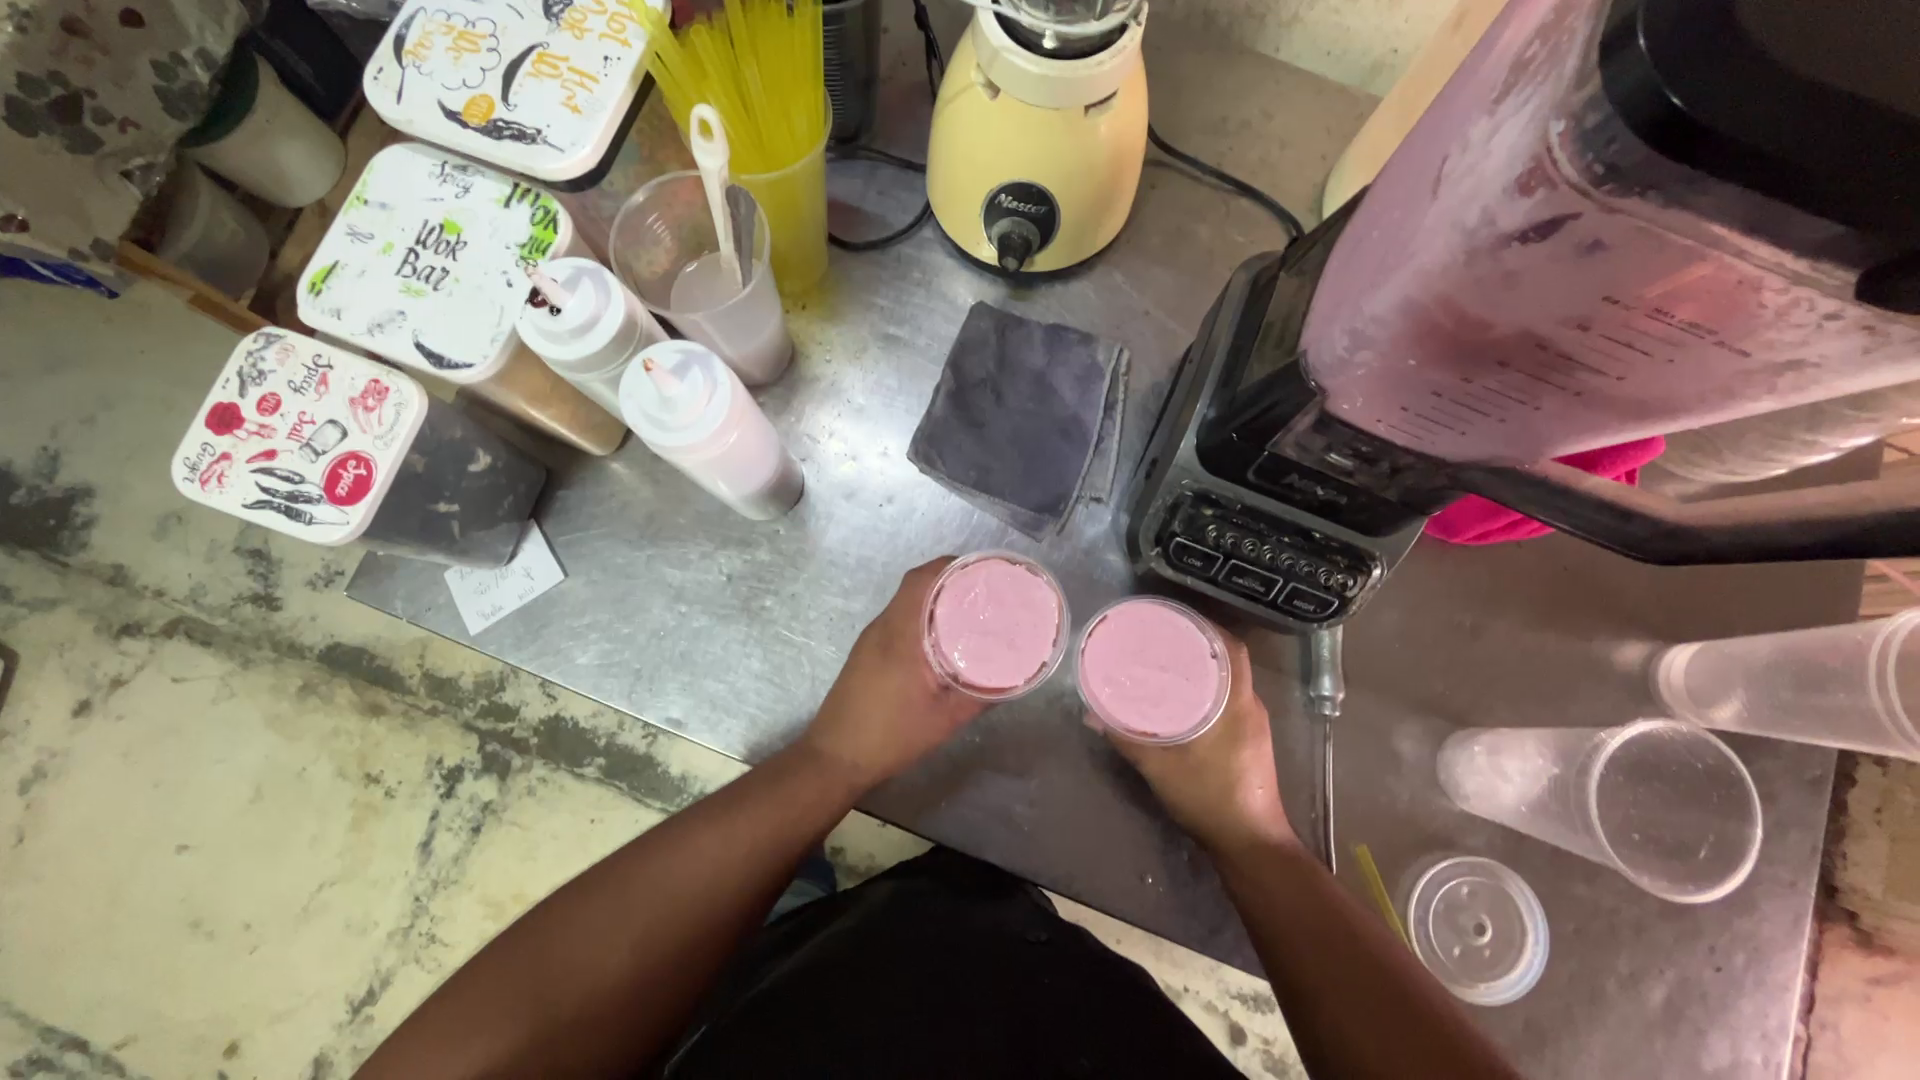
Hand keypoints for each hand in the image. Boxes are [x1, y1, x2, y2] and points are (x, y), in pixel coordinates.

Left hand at [800, 557, 990, 791]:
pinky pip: (900, 621)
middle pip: (916, 586)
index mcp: (900, 634)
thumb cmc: (890, 736)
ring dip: (936, 599)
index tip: (984, 570)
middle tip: (987, 590)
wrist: (835, 758)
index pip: (922, 579)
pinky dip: (923, 618)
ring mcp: (871, 640)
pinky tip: (945, 637)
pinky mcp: (867, 653)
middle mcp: (883, 627)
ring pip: (907, 603)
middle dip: (951, 580)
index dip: (952, 566)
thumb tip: (1012, 680)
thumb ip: (980, 697)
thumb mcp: (945, 719)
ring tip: (973, 609)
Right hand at [1104, 629, 1297, 853]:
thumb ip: (1126, 739)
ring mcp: (1253, 726)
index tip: (1176, 617)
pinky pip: (1230, 700)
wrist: (1251, 844)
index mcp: (1238, 704)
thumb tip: (1091, 714)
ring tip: (1167, 660)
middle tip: (1162, 635)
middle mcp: (1251, 708)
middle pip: (1230, 660)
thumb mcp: (1160, 768)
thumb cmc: (1210, 798)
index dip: (1208, 627)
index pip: (1232, 649)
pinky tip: (1181, 697)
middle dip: (1199, 643)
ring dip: (1205, 667)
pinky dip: (1208, 689)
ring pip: (1231, 681)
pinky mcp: (1250, 742)